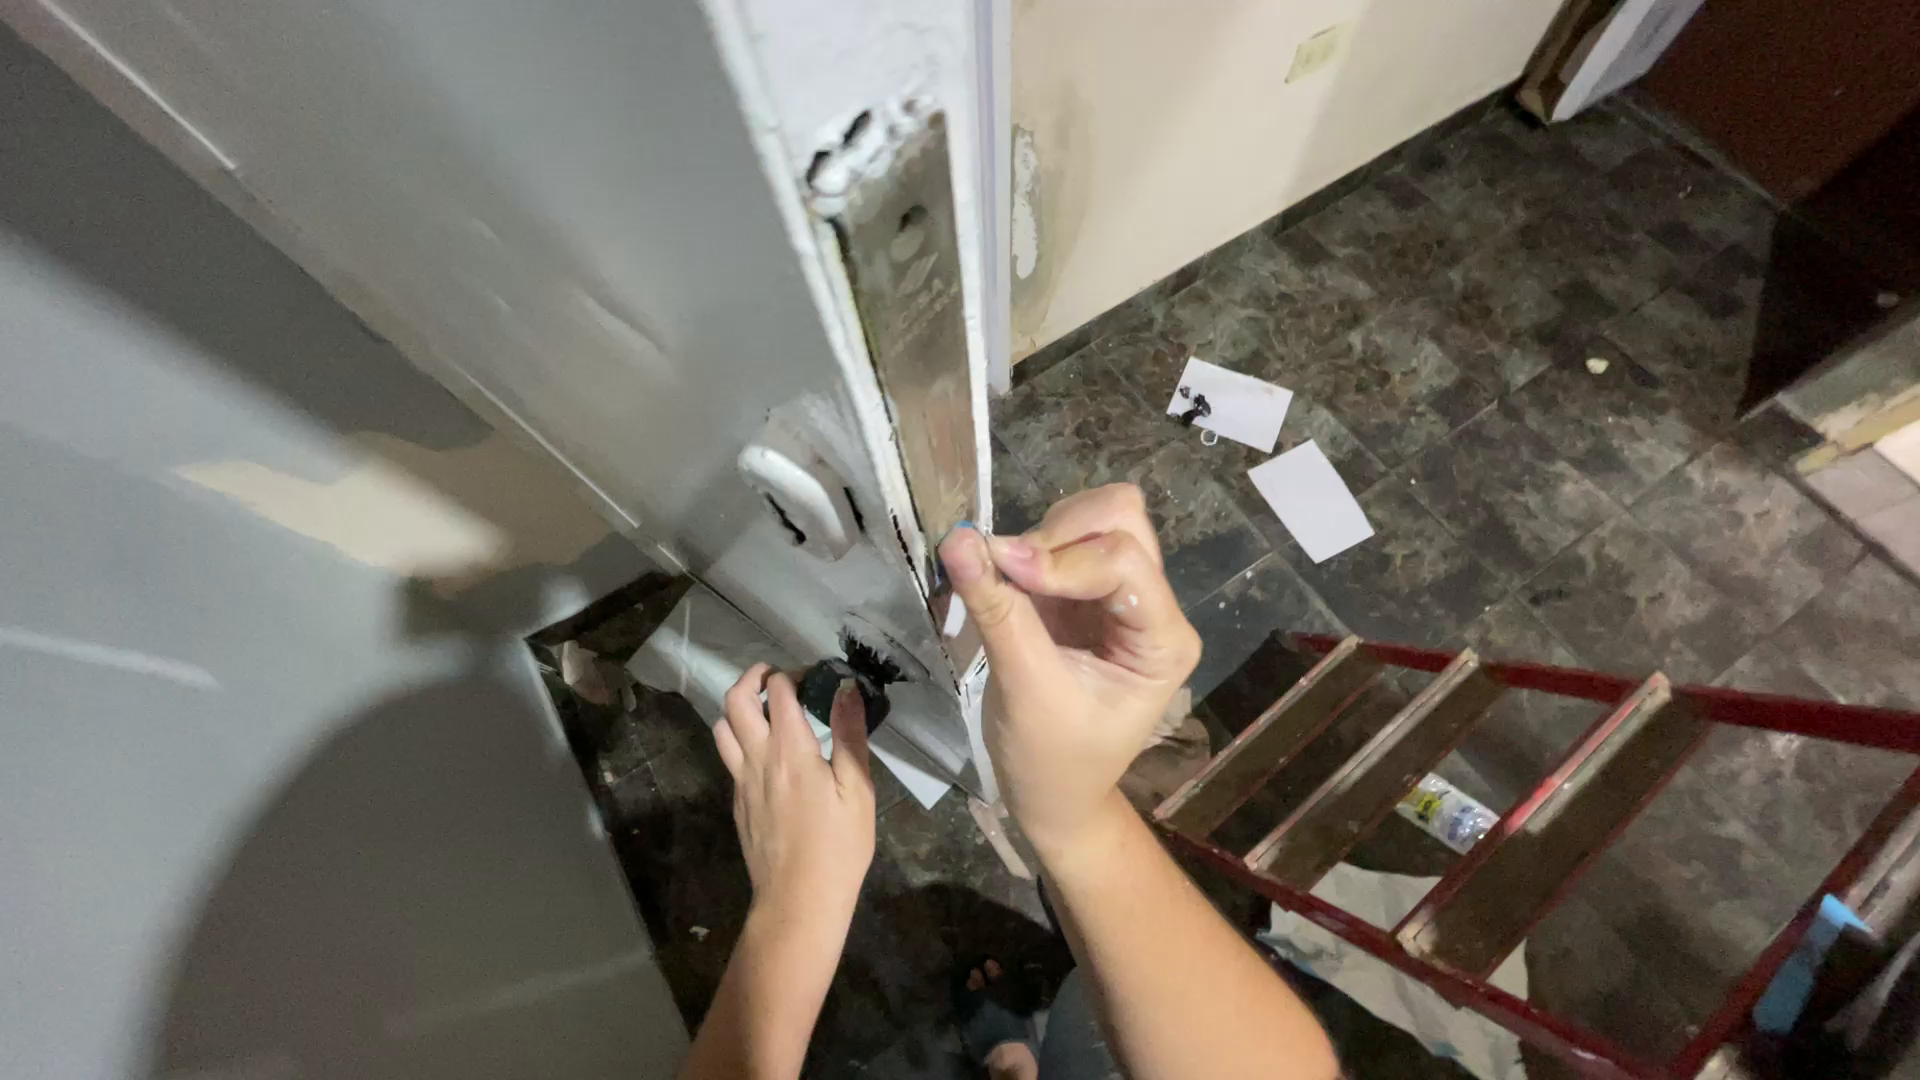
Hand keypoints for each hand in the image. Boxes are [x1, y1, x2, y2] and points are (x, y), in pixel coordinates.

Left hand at [715, 665, 875, 928]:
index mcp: (790, 751)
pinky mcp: (737, 802)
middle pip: (736, 700)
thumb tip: (844, 688)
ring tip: (767, 708)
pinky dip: (740, 738)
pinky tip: (767, 751)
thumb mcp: (857, 788)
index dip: (795, 673)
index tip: (817, 677)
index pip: (779, 691)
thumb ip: (849, 734)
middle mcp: (758, 759)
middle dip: (755, 677)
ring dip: (740, 707)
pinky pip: (729, 756)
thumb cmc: (838, 846)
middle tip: (779, 677)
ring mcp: (741, 781)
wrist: (798, 902)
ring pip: (722, 727)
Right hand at [938, 484, 1200, 856]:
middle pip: (1120, 519)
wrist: (1051, 794)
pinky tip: (1003, 580)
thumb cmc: (1051, 760)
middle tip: (1008, 569)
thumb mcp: (1024, 688)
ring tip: (1004, 581)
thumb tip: (957, 538)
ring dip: (1041, 538)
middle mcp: (1152, 606)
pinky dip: (1028, 549)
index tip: (1000, 566)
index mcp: (1163, 639)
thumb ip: (996, 610)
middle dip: (1058, 535)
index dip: (1059, 557)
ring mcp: (1118, 594)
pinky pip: (1062, 541)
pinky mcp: (1083, 593)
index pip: (1123, 561)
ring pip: (1093, 520)